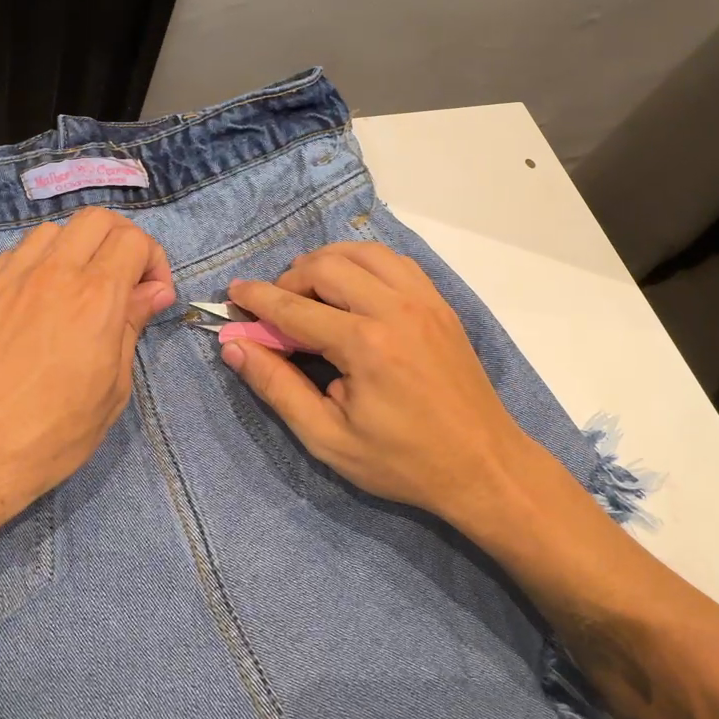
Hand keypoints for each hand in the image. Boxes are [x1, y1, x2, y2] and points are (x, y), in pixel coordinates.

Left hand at [0, 208, 175, 526]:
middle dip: (121, 241)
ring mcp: (12, 276)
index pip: (133, 240)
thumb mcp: (111, 390)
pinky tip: (40, 299)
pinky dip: (41, 262)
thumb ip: (132, 327)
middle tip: (124, 281)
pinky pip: (18, 253)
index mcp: (95, 296)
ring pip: (55, 230)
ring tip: (80, 288)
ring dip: (78, 248)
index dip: (153, 261)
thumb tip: (153, 292)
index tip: (152, 296)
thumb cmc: (51, 434)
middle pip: (97, 219)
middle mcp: (54, 272)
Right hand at [224, 242, 542, 525]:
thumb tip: (235, 347)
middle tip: (275, 306)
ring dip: (326, 262)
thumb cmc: (402, 461)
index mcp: (364, 345)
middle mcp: (394, 308)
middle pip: (325, 266)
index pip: (293, 308)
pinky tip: (353, 289)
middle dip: (289, 279)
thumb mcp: (328, 438)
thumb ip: (277, 387)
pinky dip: (363, 263)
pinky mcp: (440, 303)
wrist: (485, 467)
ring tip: (310, 291)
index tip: (233, 293)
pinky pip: (394, 261)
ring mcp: (423, 300)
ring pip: (361, 252)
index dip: (256, 299)